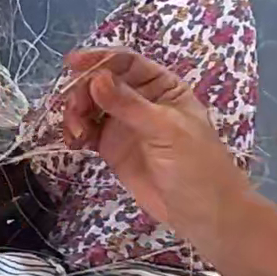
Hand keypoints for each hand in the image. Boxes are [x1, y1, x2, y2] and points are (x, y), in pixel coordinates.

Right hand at [59, 48, 258, 241]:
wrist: (204, 216)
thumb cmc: (198, 167)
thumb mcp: (166, 131)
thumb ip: (128, 104)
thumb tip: (95, 78)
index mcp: (162, 87)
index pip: (126, 63)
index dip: (99, 59)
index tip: (72, 63)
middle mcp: (139, 100)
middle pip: (99, 82)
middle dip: (82, 92)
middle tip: (75, 111)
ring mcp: (122, 123)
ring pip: (88, 105)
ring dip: (75, 113)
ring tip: (75, 134)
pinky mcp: (109, 146)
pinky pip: (84, 129)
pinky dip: (74, 132)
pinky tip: (73, 143)